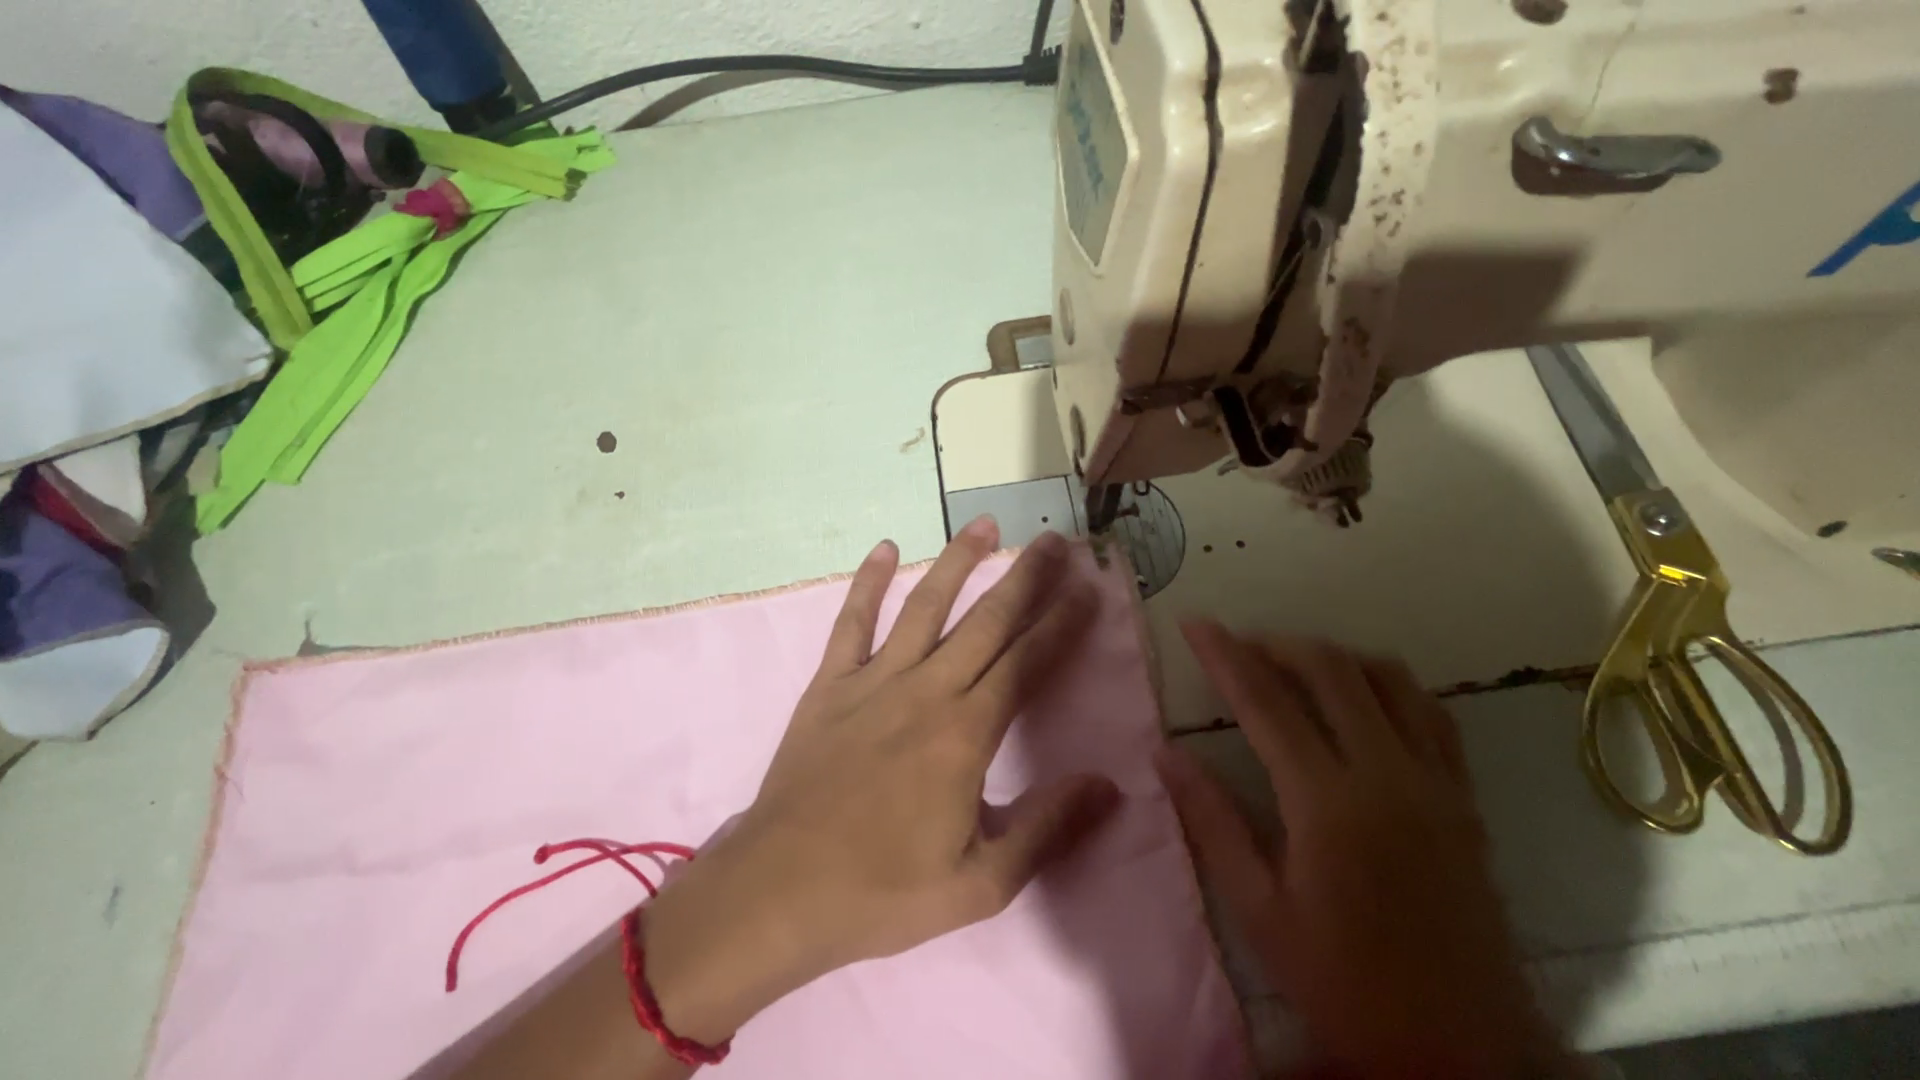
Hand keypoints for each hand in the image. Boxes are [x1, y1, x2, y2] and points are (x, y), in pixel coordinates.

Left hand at [642, 520, 1121, 1044]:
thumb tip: (1109, 785)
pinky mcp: (828, 688)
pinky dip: (867, 584)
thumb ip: (1047, 827)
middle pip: (985, 622)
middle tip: (1055, 541)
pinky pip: (851, 624)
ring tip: (985, 525)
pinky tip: (884, 549)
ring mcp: (872, 683)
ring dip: (957, 563)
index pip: (1028, 664)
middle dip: (1025, 579)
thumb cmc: (885, 892)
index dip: (1062, 624)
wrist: (779, 892)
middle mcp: (925, 692)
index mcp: (966, 735)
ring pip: (924, 607)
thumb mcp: (982, 883)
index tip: (1090, 588)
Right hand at [1158, 623, 1563, 1077]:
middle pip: (1331, 670)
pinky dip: (1389, 686)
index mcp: (1326, 802)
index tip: (1196, 624)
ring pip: (1388, 679)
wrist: (1455, 1040)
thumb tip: (1165, 754)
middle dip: (1278, 643)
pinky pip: (1431, 714)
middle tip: (1238, 643)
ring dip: (1335, 656)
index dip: (1226, 656)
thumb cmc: (1340, 979)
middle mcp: (1386, 773)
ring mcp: (1435, 781)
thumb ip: (1212, 821)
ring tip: (1294, 663)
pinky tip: (1364, 698)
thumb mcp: (1258, 909)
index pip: (1266, 702)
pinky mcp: (1464, 797)